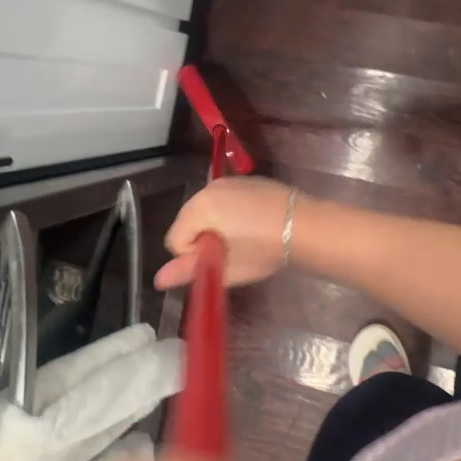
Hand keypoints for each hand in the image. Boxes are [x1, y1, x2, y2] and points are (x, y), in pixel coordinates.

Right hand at [154, 177, 298, 290]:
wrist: (303, 225)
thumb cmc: (262, 249)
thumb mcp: (226, 267)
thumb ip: (188, 271)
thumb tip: (157, 280)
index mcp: (197, 209)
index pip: (175, 239)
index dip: (194, 256)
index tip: (220, 260)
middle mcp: (207, 188)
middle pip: (187, 221)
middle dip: (202, 238)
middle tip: (232, 251)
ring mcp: (227, 181)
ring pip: (205, 209)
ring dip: (215, 225)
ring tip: (244, 238)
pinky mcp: (245, 180)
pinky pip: (224, 199)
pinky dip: (230, 212)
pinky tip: (253, 223)